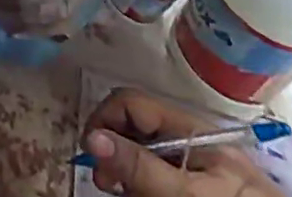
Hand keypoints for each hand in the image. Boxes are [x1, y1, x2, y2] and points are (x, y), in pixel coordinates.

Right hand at [81, 90, 281, 196]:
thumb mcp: (187, 195)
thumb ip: (141, 167)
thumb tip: (91, 136)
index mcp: (189, 128)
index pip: (131, 102)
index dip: (104, 120)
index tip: (91, 154)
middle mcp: (190, 138)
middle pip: (134, 126)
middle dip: (113, 149)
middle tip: (104, 183)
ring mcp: (196, 164)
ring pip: (144, 152)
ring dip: (126, 172)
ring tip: (121, 193)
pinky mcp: (200, 185)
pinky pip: (160, 174)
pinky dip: (143, 185)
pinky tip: (140, 195)